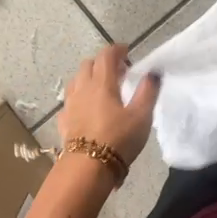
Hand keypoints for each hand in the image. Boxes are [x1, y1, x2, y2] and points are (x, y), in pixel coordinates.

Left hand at [59, 45, 158, 166]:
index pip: (106, 56)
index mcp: (102, 83)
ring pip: (76, 81)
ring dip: (88, 77)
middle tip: (117, 71)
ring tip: (101, 87)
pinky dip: (79, 98)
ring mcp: (70, 105)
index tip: (127, 51)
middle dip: (102, 62)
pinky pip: (69, 101)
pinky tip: (85, 108)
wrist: (88, 168)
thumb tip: (152, 73)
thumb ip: (147, 92)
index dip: (116, 50)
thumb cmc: (118, 139)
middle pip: (88, 64)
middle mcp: (83, 89)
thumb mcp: (141, 116)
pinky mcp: (64, 121)